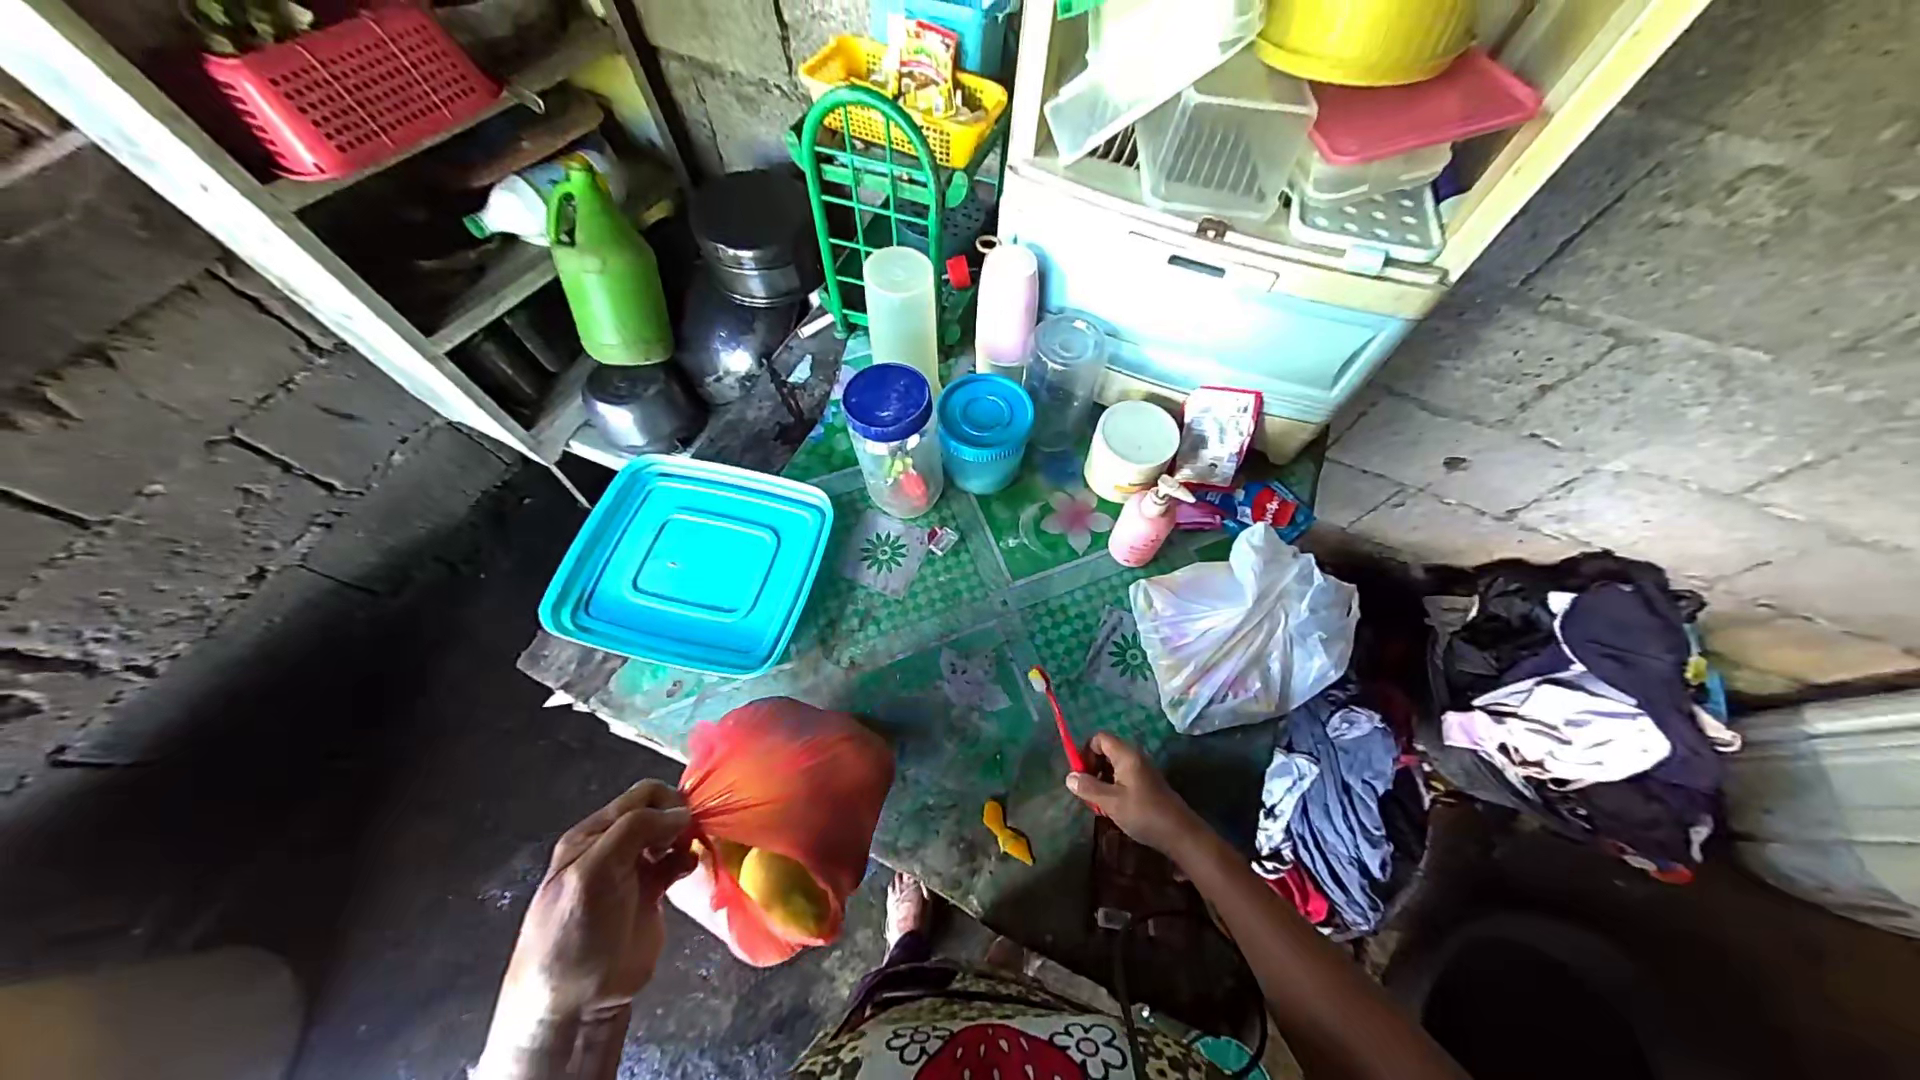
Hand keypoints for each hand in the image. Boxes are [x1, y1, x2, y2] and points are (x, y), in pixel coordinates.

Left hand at [499, 779, 697, 1020]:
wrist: (574, 1002)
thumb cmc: (574, 933)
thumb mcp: (593, 872)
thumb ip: (633, 831)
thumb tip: (681, 812)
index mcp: (592, 834)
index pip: (641, 796)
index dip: (667, 802)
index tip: (683, 823)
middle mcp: (614, 846)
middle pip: (659, 811)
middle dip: (679, 818)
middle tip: (687, 839)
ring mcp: (633, 870)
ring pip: (671, 835)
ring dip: (685, 838)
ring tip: (687, 855)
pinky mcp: (651, 893)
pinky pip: (676, 862)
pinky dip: (687, 860)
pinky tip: (688, 870)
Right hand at [1064, 733, 1206, 855]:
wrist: (1180, 834)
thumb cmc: (1144, 813)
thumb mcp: (1111, 802)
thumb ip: (1088, 787)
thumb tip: (1069, 777)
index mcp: (1126, 754)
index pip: (1099, 738)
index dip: (1086, 752)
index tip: (1081, 774)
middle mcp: (1135, 757)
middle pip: (1106, 751)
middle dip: (1092, 768)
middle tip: (1088, 790)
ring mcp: (1142, 770)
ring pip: (1114, 766)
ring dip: (1102, 780)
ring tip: (1099, 802)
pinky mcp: (1147, 783)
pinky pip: (1123, 776)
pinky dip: (1113, 787)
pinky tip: (1113, 807)